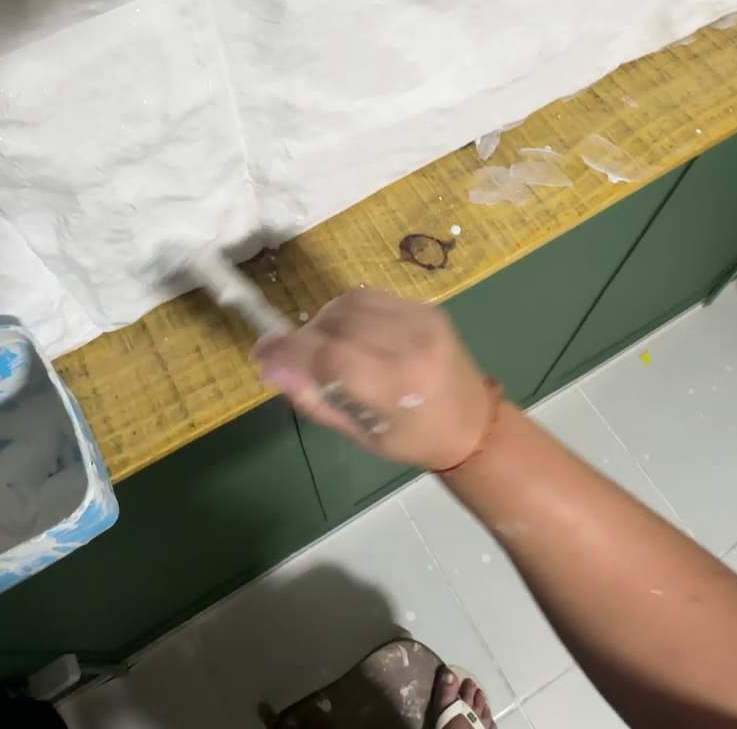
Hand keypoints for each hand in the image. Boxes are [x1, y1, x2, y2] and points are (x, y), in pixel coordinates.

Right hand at [254, 290, 496, 469]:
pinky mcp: (425, 307)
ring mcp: (421, 321)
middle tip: (290, 355)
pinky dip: (347, 310)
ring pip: (349, 304)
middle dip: (303, 337)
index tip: (262, 353)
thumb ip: (313, 398)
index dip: (289, 351)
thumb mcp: (358, 433)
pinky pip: (370, 296)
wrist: (473, 423)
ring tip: (319, 344)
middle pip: (335, 325)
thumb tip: (270, 367)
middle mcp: (411, 346)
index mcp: (396, 386)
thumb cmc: (412, 439)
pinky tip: (345, 330)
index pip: (329, 356)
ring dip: (323, 321)